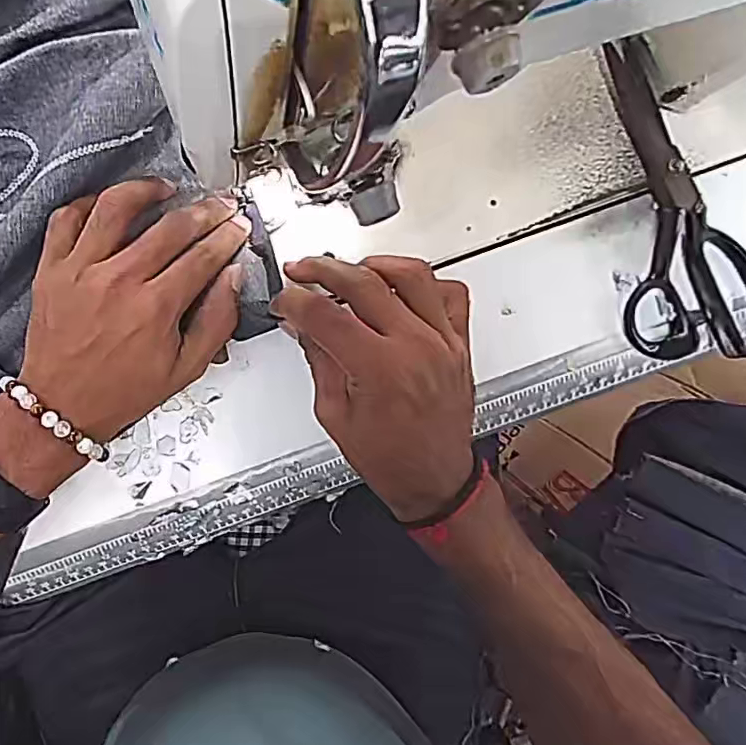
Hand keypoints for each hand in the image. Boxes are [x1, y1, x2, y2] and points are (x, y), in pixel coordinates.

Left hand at [0, 179, 249, 496]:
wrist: (62, 406)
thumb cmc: (120, 392)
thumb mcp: (185, 369)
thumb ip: (217, 320)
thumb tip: (232, 278)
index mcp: (154, 307)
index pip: (202, 254)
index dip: (227, 235)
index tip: (236, 227)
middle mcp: (118, 281)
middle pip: (171, 226)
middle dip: (205, 210)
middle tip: (218, 205)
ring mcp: (80, 271)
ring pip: (116, 207)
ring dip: (146, 189)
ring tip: (164, 189)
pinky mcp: (52, 270)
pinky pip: (66, 219)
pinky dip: (87, 203)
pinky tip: (107, 204)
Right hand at [270, 256, 475, 522]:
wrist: (435, 480)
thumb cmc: (391, 460)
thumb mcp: (335, 414)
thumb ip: (319, 360)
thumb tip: (304, 325)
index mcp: (379, 371)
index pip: (326, 315)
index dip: (296, 300)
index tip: (285, 299)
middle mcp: (416, 349)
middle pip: (363, 282)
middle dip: (323, 269)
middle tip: (304, 270)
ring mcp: (443, 342)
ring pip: (411, 274)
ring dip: (373, 265)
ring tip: (350, 270)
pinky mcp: (460, 343)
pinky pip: (450, 292)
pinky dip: (424, 281)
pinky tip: (400, 287)